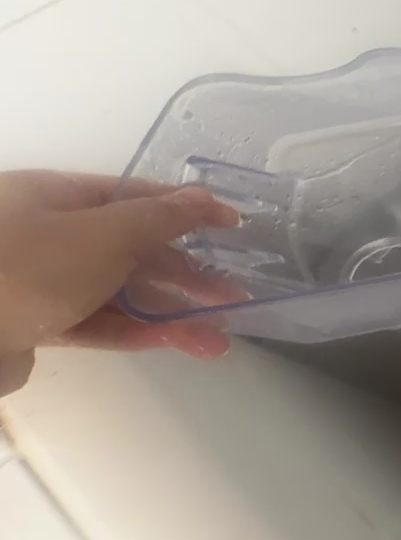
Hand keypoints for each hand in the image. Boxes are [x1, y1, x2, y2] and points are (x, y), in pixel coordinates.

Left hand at [0, 171, 240, 371]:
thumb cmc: (24, 269)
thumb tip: (204, 198)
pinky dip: (140, 332)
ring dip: (173, 314)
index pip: (136, 196)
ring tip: (216, 340)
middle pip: (135, 250)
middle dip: (189, 277)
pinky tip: (178, 343)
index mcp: (51, 199)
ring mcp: (35, 280)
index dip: (189, 210)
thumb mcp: (106, 234)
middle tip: (235, 296)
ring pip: (121, 292)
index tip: (236, 226)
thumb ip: (162, 216)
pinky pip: (97, 321)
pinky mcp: (30, 321)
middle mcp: (42, 234)